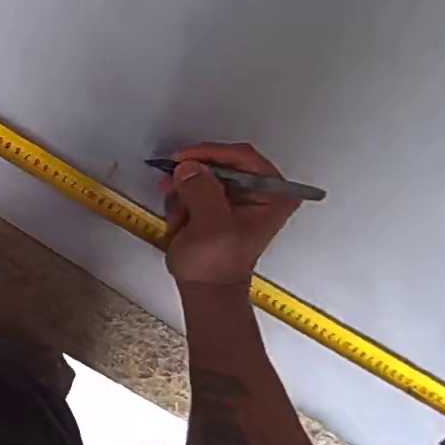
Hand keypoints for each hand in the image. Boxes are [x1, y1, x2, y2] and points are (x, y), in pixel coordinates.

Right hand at [161, 142, 299, 288]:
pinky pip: (198, 191)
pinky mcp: (220, 208)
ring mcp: (239, 200)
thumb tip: (188, 167)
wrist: (206, 290)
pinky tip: (179, 219)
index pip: (242, 158)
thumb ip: (201, 190)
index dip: (209, 154)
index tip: (183, 157)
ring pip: (206, 177)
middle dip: (193, 176)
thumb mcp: (209, 223)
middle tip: (171, 180)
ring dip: (185, 192)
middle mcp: (260, 192)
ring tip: (177, 213)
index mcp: (273, 194)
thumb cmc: (215, 264)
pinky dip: (183, 201)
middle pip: (223, 165)